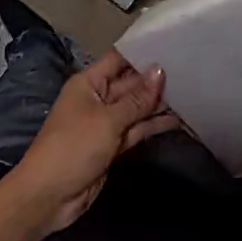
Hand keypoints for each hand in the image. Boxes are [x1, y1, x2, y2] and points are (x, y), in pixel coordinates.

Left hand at [8, 53, 176, 233]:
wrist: (49, 195)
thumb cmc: (74, 147)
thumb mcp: (107, 120)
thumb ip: (136, 99)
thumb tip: (159, 71)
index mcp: (88, 83)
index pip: (118, 60)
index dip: (142, 53)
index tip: (172, 45)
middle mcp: (97, 98)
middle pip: (130, 84)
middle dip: (156, 80)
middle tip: (192, 70)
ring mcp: (106, 123)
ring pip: (136, 108)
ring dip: (159, 104)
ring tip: (192, 93)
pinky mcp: (113, 145)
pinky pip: (136, 130)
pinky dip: (154, 126)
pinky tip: (179, 119)